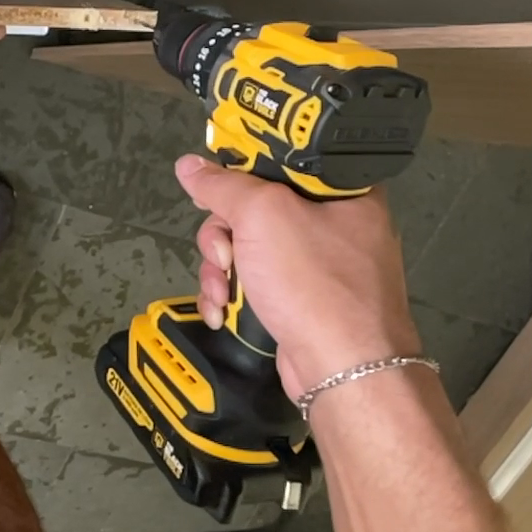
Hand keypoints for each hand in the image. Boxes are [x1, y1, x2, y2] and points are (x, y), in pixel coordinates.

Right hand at [174, 155, 421, 399]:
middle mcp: (334, 224)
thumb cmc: (312, 280)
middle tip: (223, 253)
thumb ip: (223, 185)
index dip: (240, 170)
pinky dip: (231, 293)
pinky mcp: (300, 299)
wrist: (343, 370)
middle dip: (222, 235)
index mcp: (342, 192)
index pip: (281, 161)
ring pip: (245, 246)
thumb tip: (188, 164)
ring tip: (221, 292)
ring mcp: (317, 266)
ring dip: (220, 269)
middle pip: (253, 207)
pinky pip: (254, 279)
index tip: (215, 187)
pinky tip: (222, 310)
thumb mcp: (263, 216)